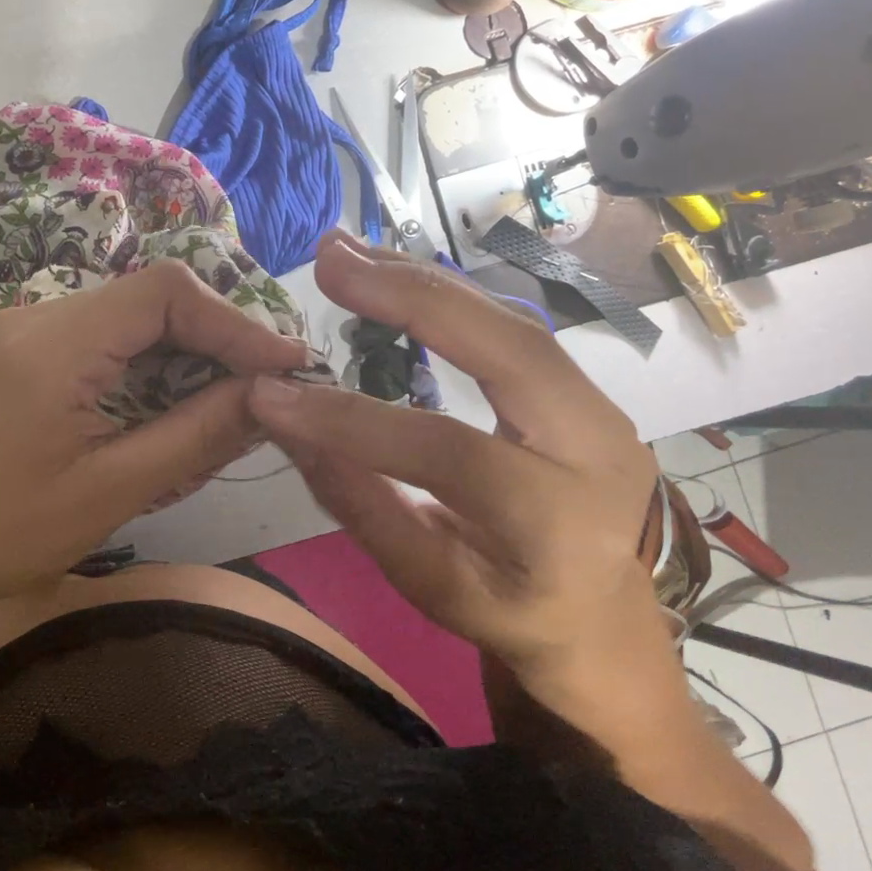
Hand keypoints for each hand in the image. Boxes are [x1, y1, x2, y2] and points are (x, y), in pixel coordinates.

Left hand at [0, 259, 306, 612]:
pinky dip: (147, 355)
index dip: (233, 320)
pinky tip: (177, 392)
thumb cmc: (16, 532)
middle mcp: (32, 317)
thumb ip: (198, 432)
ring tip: (234, 390)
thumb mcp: (116, 489)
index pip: (162, 292)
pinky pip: (101, 330)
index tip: (285, 364)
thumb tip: (272, 392)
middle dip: (215, 334)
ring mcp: (21, 327)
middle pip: (147, 295)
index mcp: (49, 348)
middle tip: (268, 382)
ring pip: (127, 311)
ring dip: (185, 345)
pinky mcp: (21, 345)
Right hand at [249, 233, 671, 707]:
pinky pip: (514, 329)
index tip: (269, 390)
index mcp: (555, 519)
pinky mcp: (584, 390)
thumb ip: (357, 501)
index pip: (443, 449)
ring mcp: (602, 410)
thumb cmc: (503, 609)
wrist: (599, 618)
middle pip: (508, 350)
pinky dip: (448, 295)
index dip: (350, 418)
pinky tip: (392, 274)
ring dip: (425, 280)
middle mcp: (597, 448)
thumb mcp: (421, 579)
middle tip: (328, 262)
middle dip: (411, 297)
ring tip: (346, 252)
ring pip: (514, 323)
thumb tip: (285, 424)